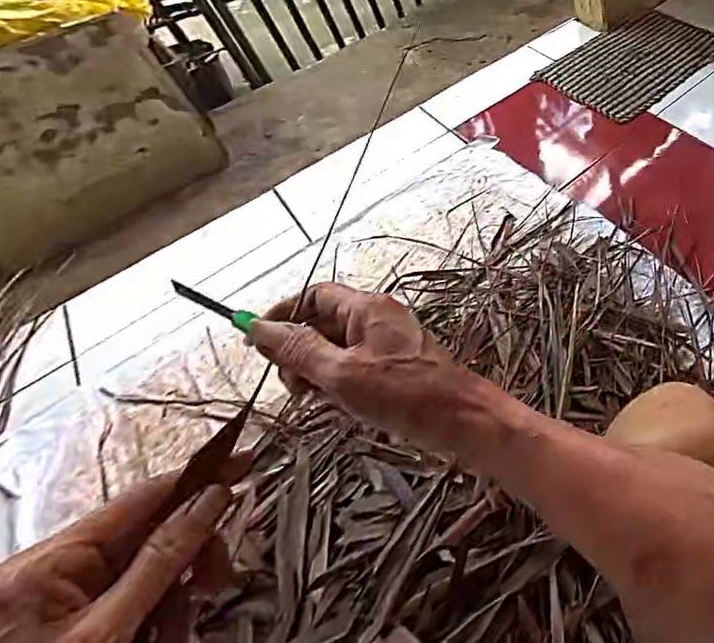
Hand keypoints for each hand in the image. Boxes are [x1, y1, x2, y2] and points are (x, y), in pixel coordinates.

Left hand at [0, 471, 238, 642]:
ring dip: (171, 598)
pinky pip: (123, 603)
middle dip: (187, 557)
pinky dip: (150, 618)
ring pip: (140, 572)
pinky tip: (157, 637)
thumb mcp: (107, 634)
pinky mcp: (59, 631)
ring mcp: (48, 606)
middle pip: (144, 536)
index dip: (197, 478)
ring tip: (172, 633)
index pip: (141, 498)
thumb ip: (160, 562)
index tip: (240, 464)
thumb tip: (207, 500)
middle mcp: (42, 576)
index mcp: (42, 566)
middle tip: (216, 578)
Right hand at [247, 283, 479, 453]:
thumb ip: (298, 350)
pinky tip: (337, 404)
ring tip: (315, 399)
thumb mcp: (340, 373)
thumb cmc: (401, 393)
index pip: (316, 295)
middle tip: (293, 387)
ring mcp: (388, 340)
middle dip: (298, 350)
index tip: (257, 343)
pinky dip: (337, 380)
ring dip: (316, 370)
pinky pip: (354, 363)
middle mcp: (378, 316)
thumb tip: (258, 327)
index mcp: (367, 307)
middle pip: (324, 321)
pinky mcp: (394, 363)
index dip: (284, 314)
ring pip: (336, 346)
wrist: (456, 416)